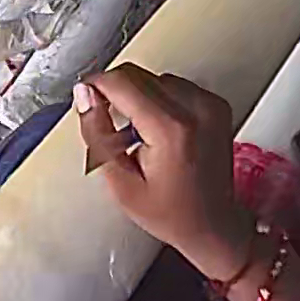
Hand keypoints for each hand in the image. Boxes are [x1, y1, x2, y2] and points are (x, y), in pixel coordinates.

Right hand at [75, 65, 252, 282]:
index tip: (84, 96)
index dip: (95, 85)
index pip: (121, 82)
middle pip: (135, 75)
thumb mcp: (120, 182)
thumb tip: (84, 95)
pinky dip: (157, 98)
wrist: (215, 226)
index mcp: (170, 130)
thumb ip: (97, 133)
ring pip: (152, 77)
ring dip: (135, 94)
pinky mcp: (215, 104)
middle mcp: (195, 110)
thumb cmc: (170, 213)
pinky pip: (172, 84)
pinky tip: (156, 127)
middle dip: (113, 91)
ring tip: (135, 130)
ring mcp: (209, 105)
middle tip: (107, 119)